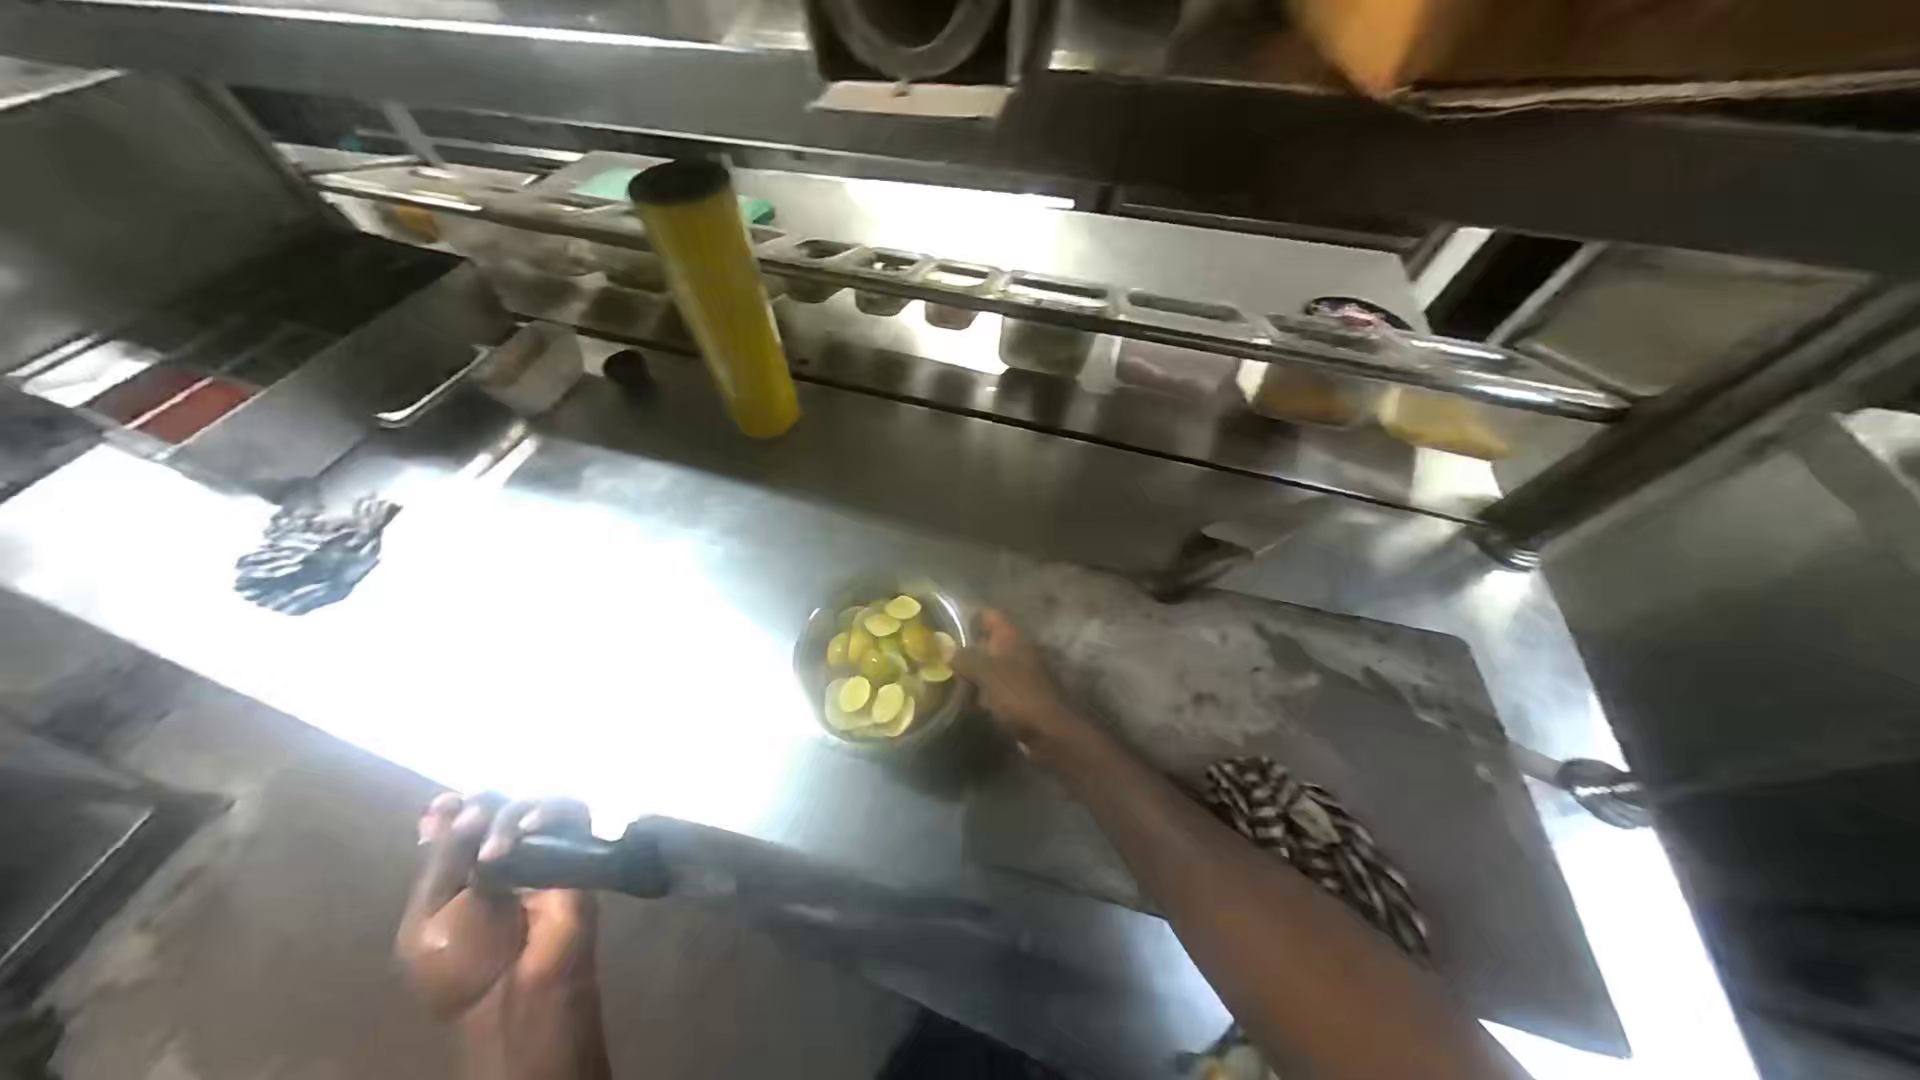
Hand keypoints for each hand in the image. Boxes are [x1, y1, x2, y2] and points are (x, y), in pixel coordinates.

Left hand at [398, 794, 608, 1079]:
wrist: (515, 989)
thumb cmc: (463, 965)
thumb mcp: (428, 918)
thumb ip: (443, 861)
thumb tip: (457, 808)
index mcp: (463, 872)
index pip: (461, 824)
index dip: (452, 808)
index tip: (443, 805)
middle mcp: (505, 854)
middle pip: (498, 804)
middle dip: (482, 805)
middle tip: (473, 818)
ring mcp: (543, 850)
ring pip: (534, 804)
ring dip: (511, 813)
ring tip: (497, 844)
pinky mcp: (578, 850)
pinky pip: (572, 814)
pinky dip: (550, 812)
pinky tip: (528, 829)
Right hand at [953, 608, 1094, 761]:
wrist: (1048, 731)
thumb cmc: (1017, 694)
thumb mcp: (986, 673)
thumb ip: (965, 658)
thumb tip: (947, 651)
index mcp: (1012, 637)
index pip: (990, 614)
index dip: (969, 615)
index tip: (946, 623)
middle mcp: (1018, 650)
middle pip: (989, 641)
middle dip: (966, 646)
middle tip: (940, 653)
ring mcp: (1021, 673)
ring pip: (991, 665)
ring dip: (973, 670)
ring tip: (947, 676)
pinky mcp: (1021, 695)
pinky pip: (996, 686)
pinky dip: (982, 690)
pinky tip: (966, 699)